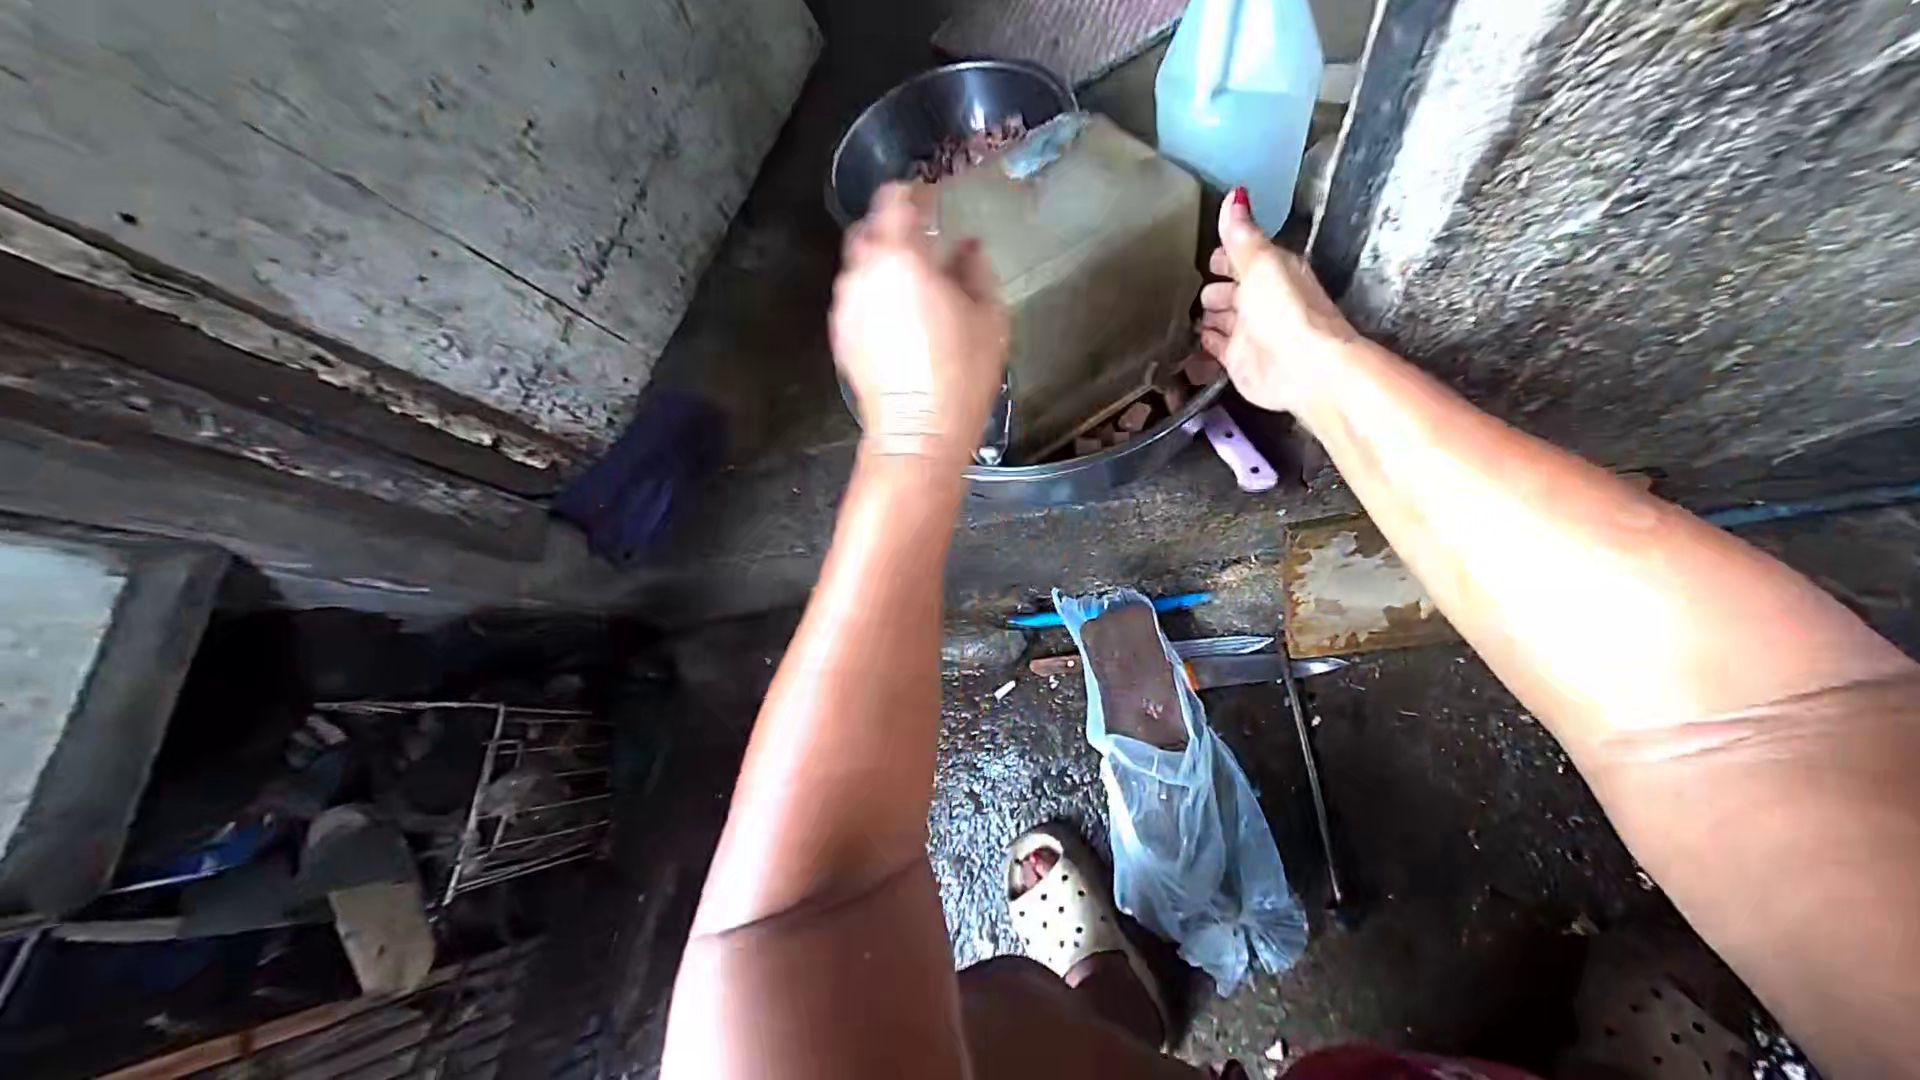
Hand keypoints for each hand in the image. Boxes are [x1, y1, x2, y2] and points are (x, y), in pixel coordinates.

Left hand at [831, 183, 1008, 463]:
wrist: (917, 432)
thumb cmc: (960, 374)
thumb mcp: (987, 317)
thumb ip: (975, 269)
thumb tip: (967, 247)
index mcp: (901, 257)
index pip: (895, 200)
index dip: (914, 194)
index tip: (930, 202)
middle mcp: (864, 274)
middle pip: (868, 229)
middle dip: (892, 228)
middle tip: (920, 243)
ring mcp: (846, 306)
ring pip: (857, 267)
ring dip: (880, 264)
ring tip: (909, 285)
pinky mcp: (841, 337)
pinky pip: (854, 300)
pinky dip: (872, 296)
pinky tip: (895, 318)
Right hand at [1197, 188, 1361, 420]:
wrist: (1303, 369)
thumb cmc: (1285, 311)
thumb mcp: (1261, 263)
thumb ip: (1241, 234)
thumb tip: (1234, 194)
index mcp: (1271, 271)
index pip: (1241, 257)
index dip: (1224, 254)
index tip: (1204, 252)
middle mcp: (1260, 301)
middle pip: (1229, 291)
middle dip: (1212, 288)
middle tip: (1187, 287)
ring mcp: (1247, 333)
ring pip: (1219, 320)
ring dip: (1204, 317)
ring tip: (1179, 315)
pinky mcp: (1236, 361)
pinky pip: (1211, 349)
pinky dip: (1200, 345)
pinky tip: (1185, 342)